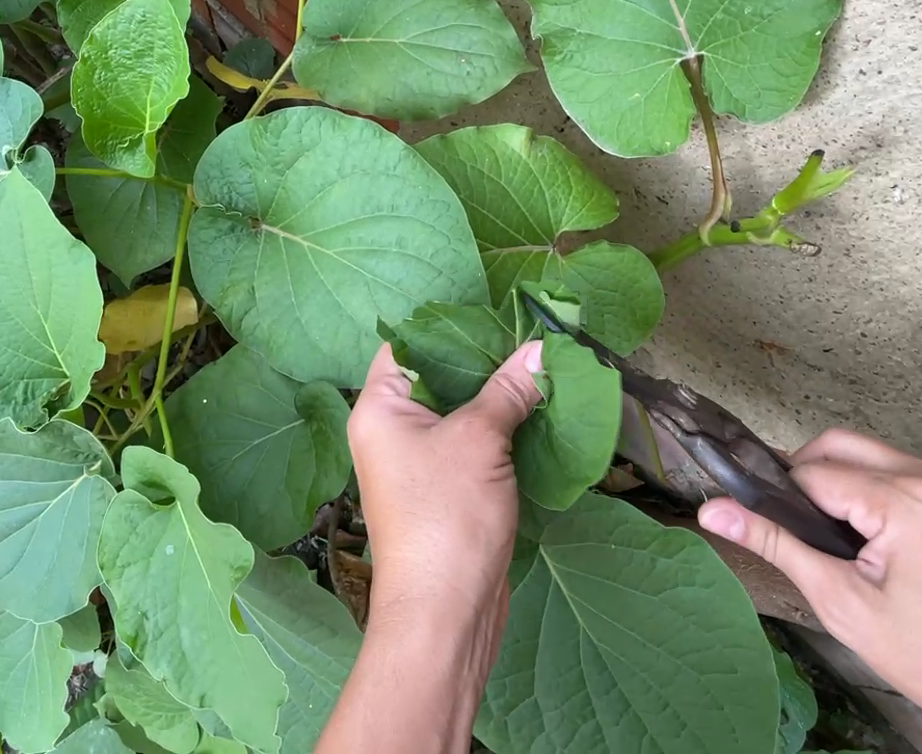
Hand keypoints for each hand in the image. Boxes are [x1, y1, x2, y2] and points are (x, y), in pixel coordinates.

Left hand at [314, 341, 543, 753]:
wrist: (445, 612)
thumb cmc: (446, 516)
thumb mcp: (479, 440)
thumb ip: (508, 388)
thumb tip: (541, 346)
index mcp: (379, 407)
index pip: (408, 343)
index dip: (448, 323)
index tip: (492, 308)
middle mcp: (392, 428)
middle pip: (439, 375)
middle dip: (483, 358)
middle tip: (528, 334)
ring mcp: (419, 460)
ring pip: (461, 410)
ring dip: (498, 394)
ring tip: (542, 363)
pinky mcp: (446, 486)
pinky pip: (473, 441)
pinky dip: (502, 426)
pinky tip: (539, 409)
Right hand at [697, 429, 921, 753]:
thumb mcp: (845, 604)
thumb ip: (775, 545)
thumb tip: (712, 511)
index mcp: (909, 501)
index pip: (814, 472)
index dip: (782, 496)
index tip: (773, 526)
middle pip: (845, 445)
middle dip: (809, 474)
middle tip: (800, 528)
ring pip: (881, 457)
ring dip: (850, 483)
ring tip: (844, 543)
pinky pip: (918, 476)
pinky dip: (888, 494)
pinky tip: (887, 544)